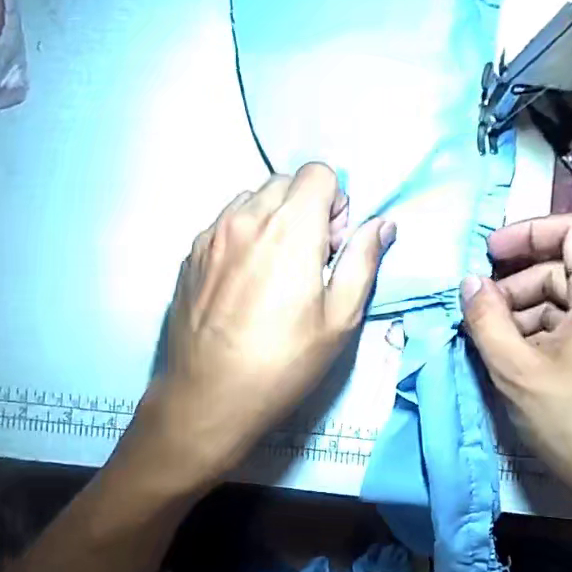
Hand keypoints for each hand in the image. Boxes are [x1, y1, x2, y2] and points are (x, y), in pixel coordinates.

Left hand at [124, 163, 392, 490]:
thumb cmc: (284, 363)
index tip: (333, 244)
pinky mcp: (190, 255)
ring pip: (252, 200)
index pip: (318, 173)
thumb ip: (362, 262)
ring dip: (273, 221)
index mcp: (289, 229)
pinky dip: (245, 238)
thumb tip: (382, 225)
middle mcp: (245, 218)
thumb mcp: (340, 319)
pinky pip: (225, 224)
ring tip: (276, 273)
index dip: (335, 203)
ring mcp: (211, 235)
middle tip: (311, 261)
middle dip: (306, 209)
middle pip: (286, 182)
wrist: (208, 399)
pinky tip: (246, 285)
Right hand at [461, 214, 571, 540]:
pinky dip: (554, 332)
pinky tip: (526, 362)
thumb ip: (487, 320)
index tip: (488, 255)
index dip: (526, 232)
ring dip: (533, 311)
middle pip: (571, 265)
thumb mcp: (518, 372)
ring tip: (498, 345)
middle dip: (520, 283)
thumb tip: (470, 283)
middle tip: (483, 315)